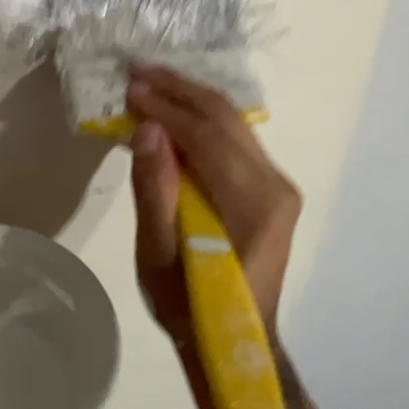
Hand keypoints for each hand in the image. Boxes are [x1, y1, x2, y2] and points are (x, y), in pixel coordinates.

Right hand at [128, 62, 301, 336]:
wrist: (233, 339)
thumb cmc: (190, 303)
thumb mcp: (159, 255)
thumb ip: (155, 190)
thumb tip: (148, 128)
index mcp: (253, 203)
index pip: (207, 135)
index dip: (167, 106)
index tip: (130, 86)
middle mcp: (276, 185)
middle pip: (225, 118)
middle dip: (178, 89)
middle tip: (137, 70)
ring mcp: (278, 184)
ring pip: (232, 122)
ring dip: (188, 98)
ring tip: (148, 82)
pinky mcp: (271, 187)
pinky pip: (234, 137)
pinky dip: (200, 118)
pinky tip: (171, 110)